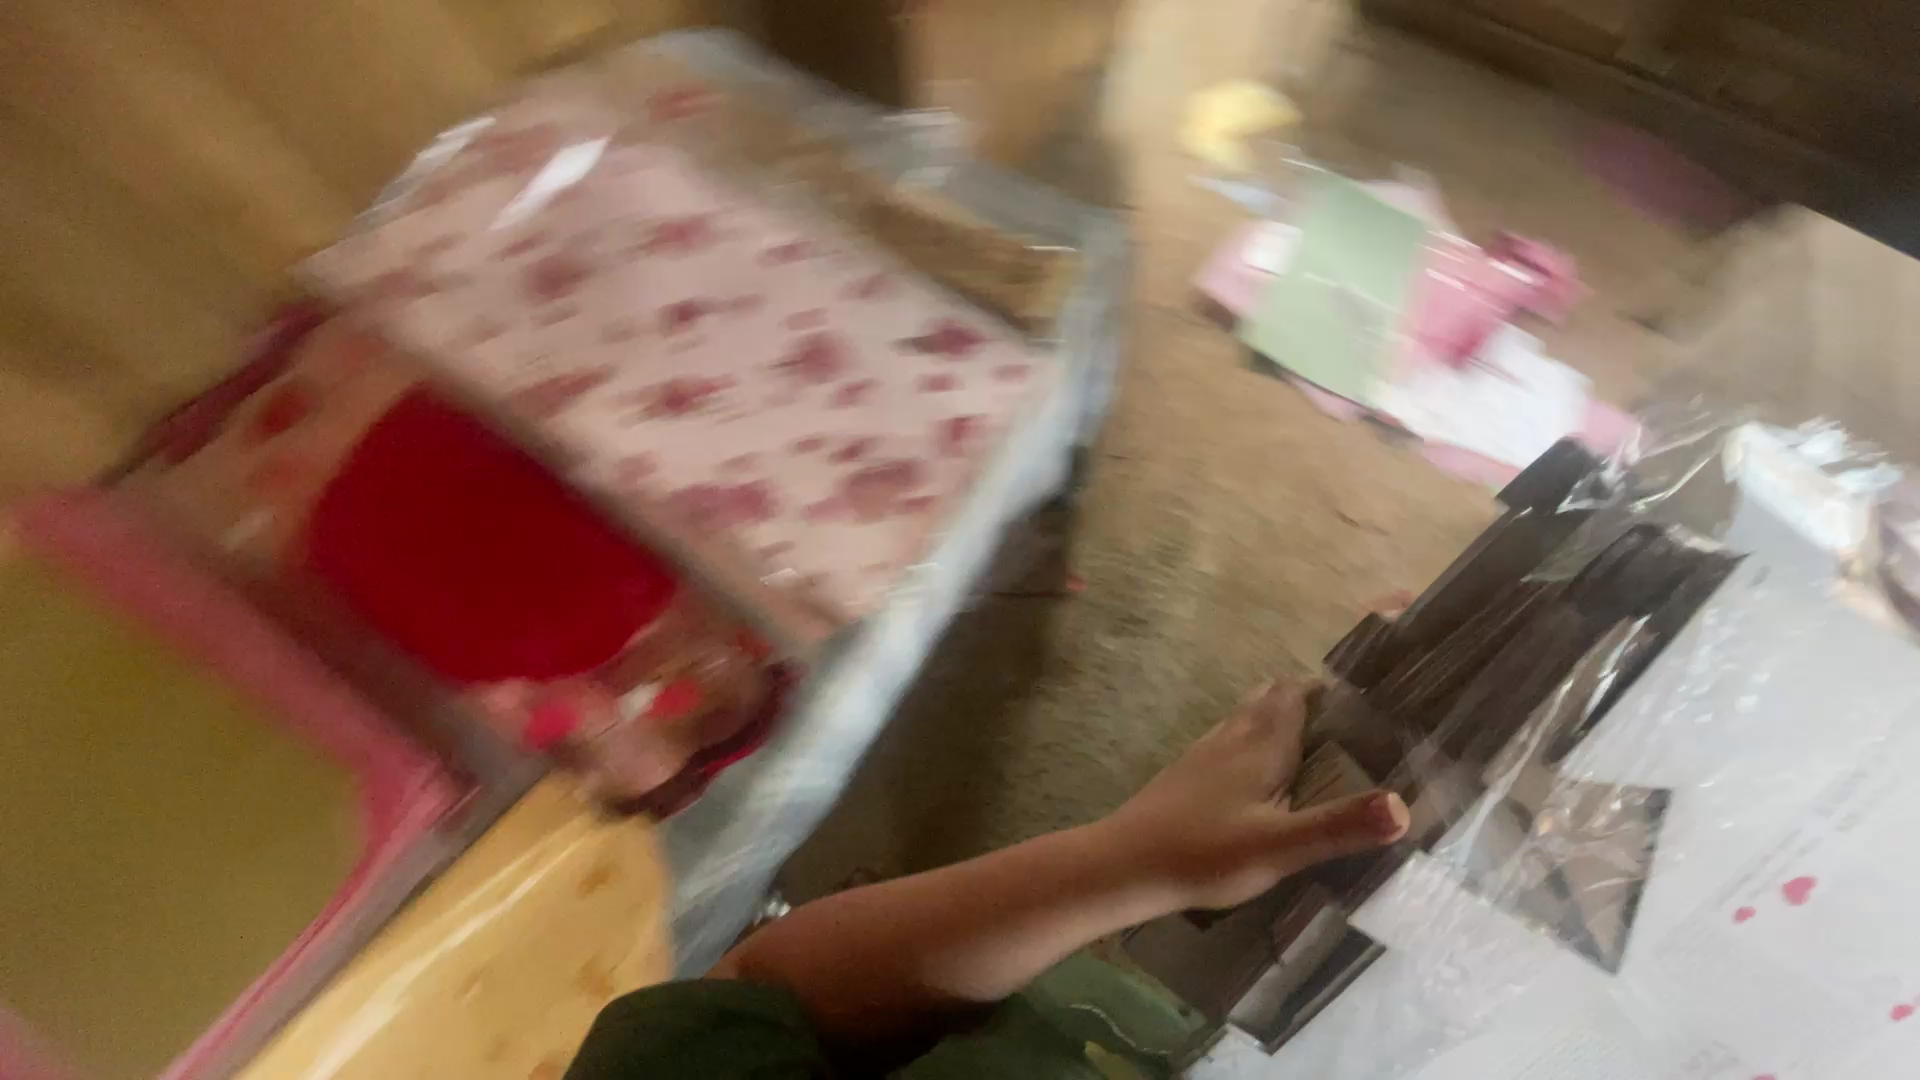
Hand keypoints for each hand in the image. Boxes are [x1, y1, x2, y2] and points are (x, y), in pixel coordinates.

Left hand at [1099, 678, 1409, 910]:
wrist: (1127, 862)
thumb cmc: (1206, 852)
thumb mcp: (1281, 846)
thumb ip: (1339, 826)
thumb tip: (1406, 806)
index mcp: (1258, 748)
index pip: (1290, 698)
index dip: (1319, 688)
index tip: (1354, 689)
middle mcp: (1229, 741)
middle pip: (1264, 702)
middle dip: (1298, 698)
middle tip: (1336, 708)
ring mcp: (1202, 755)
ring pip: (1240, 719)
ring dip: (1270, 714)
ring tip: (1301, 727)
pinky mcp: (1184, 774)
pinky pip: (1224, 741)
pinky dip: (1246, 738)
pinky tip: (1247, 763)